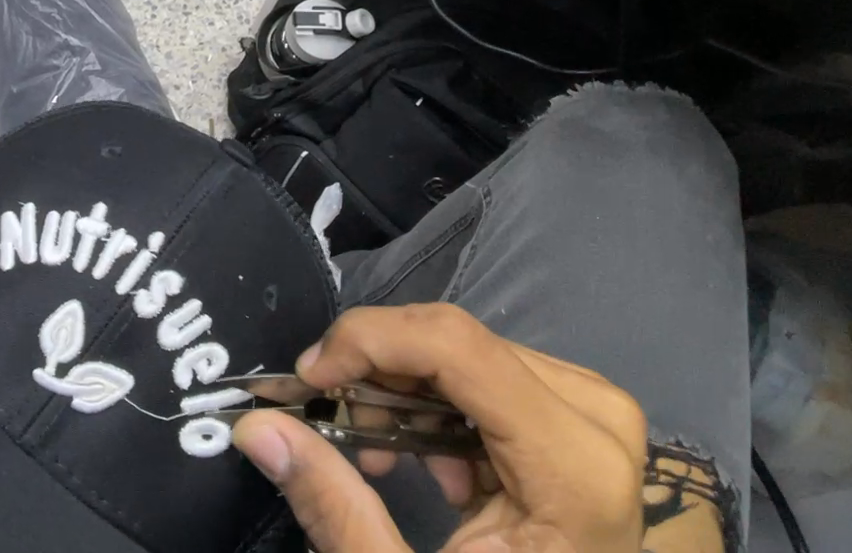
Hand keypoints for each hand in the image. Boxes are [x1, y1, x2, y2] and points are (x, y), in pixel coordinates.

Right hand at [231, 304, 647, 552]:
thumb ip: (336, 509)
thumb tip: (256, 430)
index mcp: (575, 466)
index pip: (455, 346)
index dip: (367, 342)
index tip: (307, 379)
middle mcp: (594, 415)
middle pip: (451, 341)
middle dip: (374, 372)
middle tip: (330, 419)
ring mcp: (591, 406)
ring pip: (458, 347)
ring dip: (400, 391)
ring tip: (381, 456)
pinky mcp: (577, 407)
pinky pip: (482, 368)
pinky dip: (435, 403)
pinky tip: (430, 461)